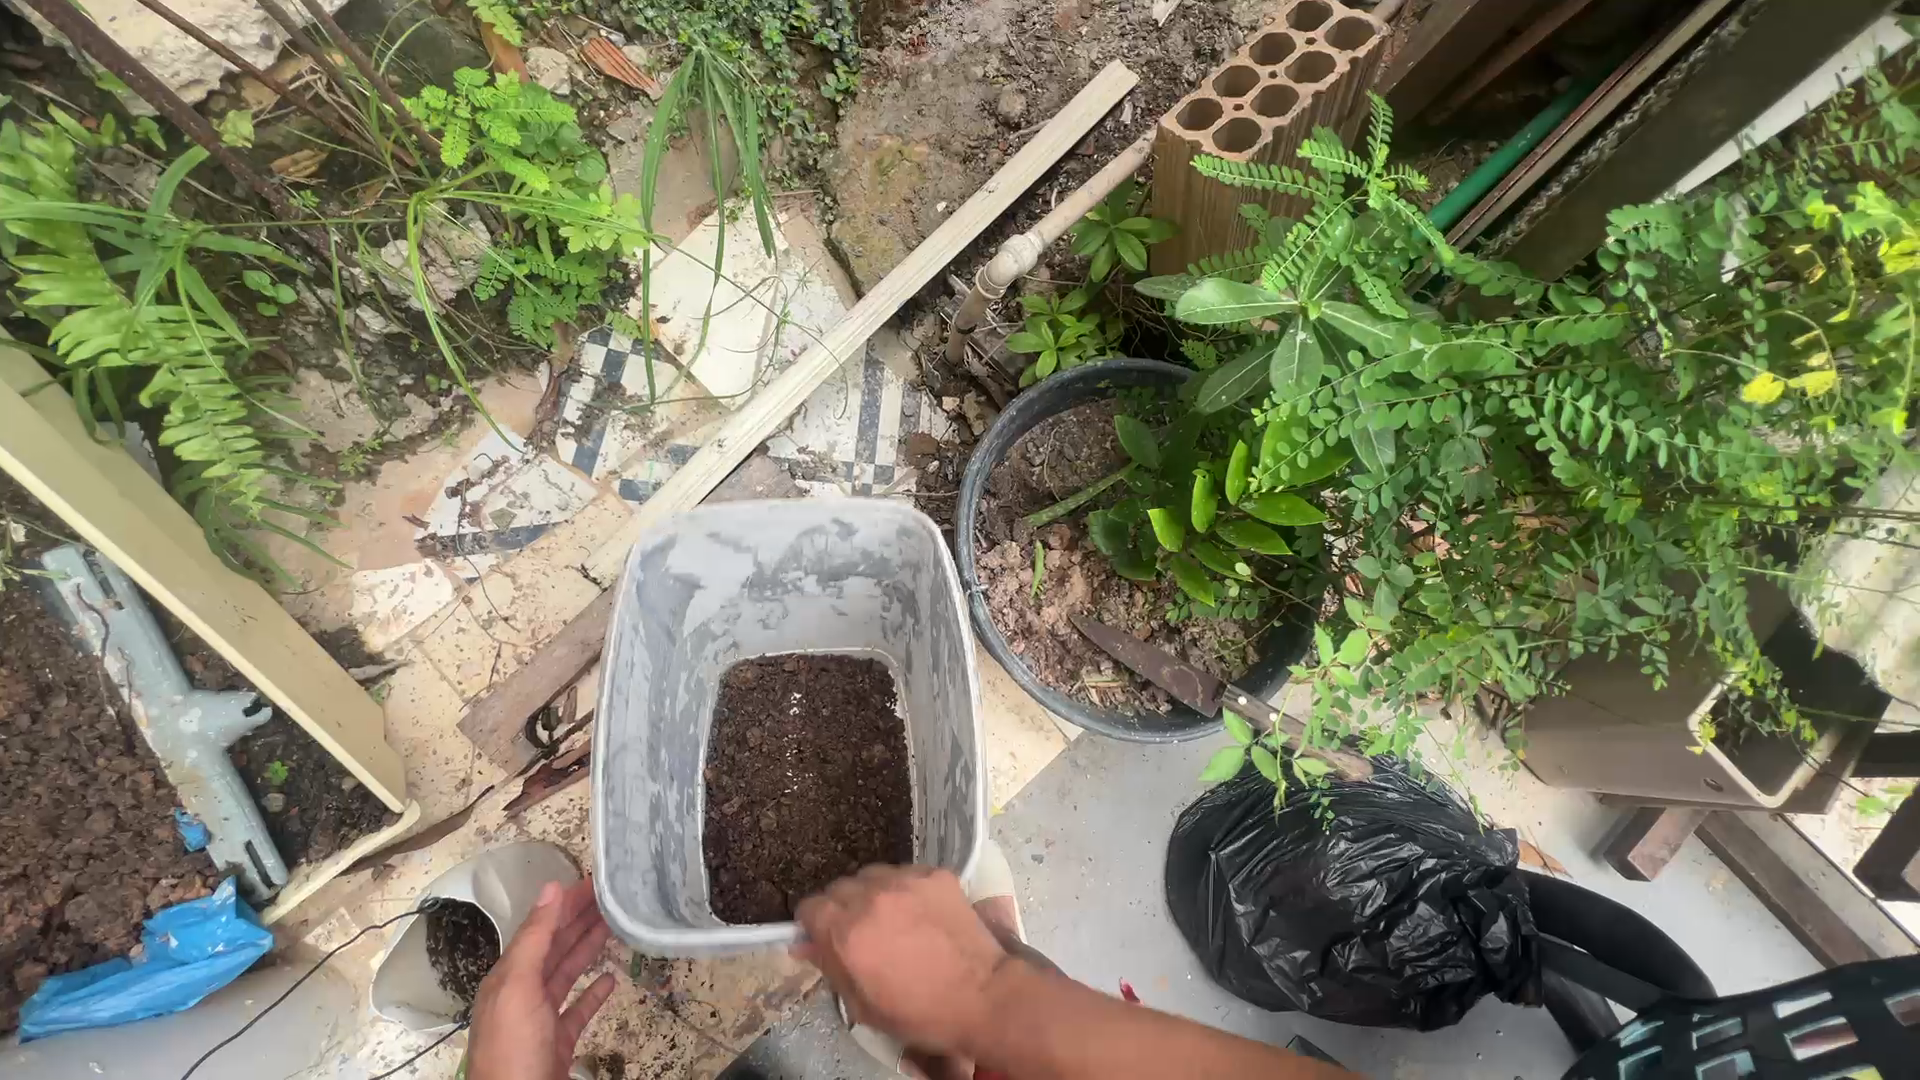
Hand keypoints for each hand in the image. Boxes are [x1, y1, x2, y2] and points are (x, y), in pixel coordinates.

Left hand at [465, 878, 616, 1079]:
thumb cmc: (514, 1049)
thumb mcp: (519, 988)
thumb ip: (535, 938)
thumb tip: (551, 887)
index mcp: (508, 979)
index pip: (540, 930)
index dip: (565, 904)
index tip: (595, 881)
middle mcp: (522, 995)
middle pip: (554, 948)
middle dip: (580, 919)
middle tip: (613, 895)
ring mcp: (540, 1021)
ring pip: (567, 973)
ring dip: (588, 947)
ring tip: (615, 925)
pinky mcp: (558, 1043)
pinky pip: (578, 1009)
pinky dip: (594, 992)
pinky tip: (612, 978)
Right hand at [793, 865, 1009, 1057]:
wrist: (981, 994)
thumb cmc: (919, 1011)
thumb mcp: (862, 1004)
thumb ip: (829, 965)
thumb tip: (802, 942)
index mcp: (848, 932)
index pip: (810, 906)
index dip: (814, 923)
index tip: (824, 935)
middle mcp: (872, 897)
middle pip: (839, 887)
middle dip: (842, 907)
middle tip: (861, 931)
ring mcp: (906, 880)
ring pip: (871, 874)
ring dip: (872, 893)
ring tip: (891, 918)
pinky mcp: (934, 872)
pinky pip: (905, 872)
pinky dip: (904, 888)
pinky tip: (919, 911)